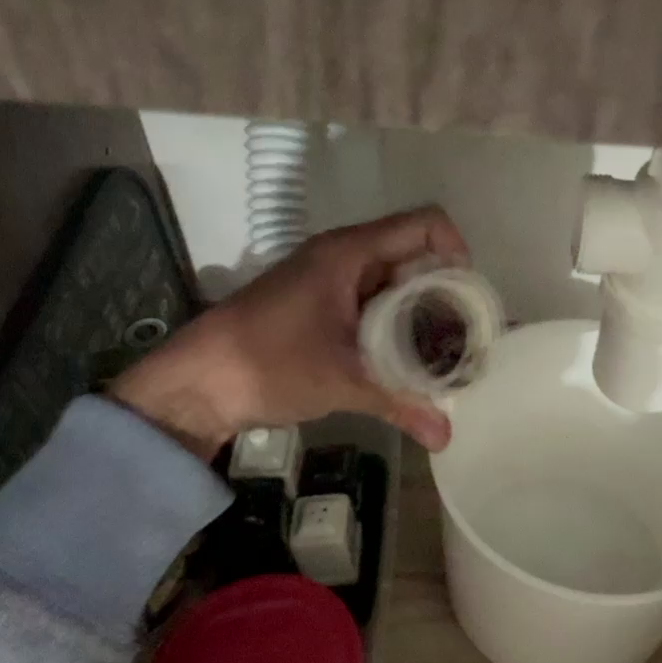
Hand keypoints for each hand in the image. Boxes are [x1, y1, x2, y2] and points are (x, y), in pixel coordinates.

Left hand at [110, 206, 470, 456]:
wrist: (194, 383)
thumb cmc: (266, 363)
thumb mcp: (341, 381)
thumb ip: (399, 402)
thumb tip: (445, 437)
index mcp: (349, 253)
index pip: (426, 224)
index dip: (457, 252)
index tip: (467, 300)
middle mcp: (343, 256)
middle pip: (414, 255)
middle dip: (444, 294)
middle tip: (465, 338)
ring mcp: (329, 281)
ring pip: (393, 283)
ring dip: (420, 314)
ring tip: (443, 355)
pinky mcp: (319, 306)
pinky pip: (372, 303)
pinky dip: (394, 326)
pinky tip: (405, 362)